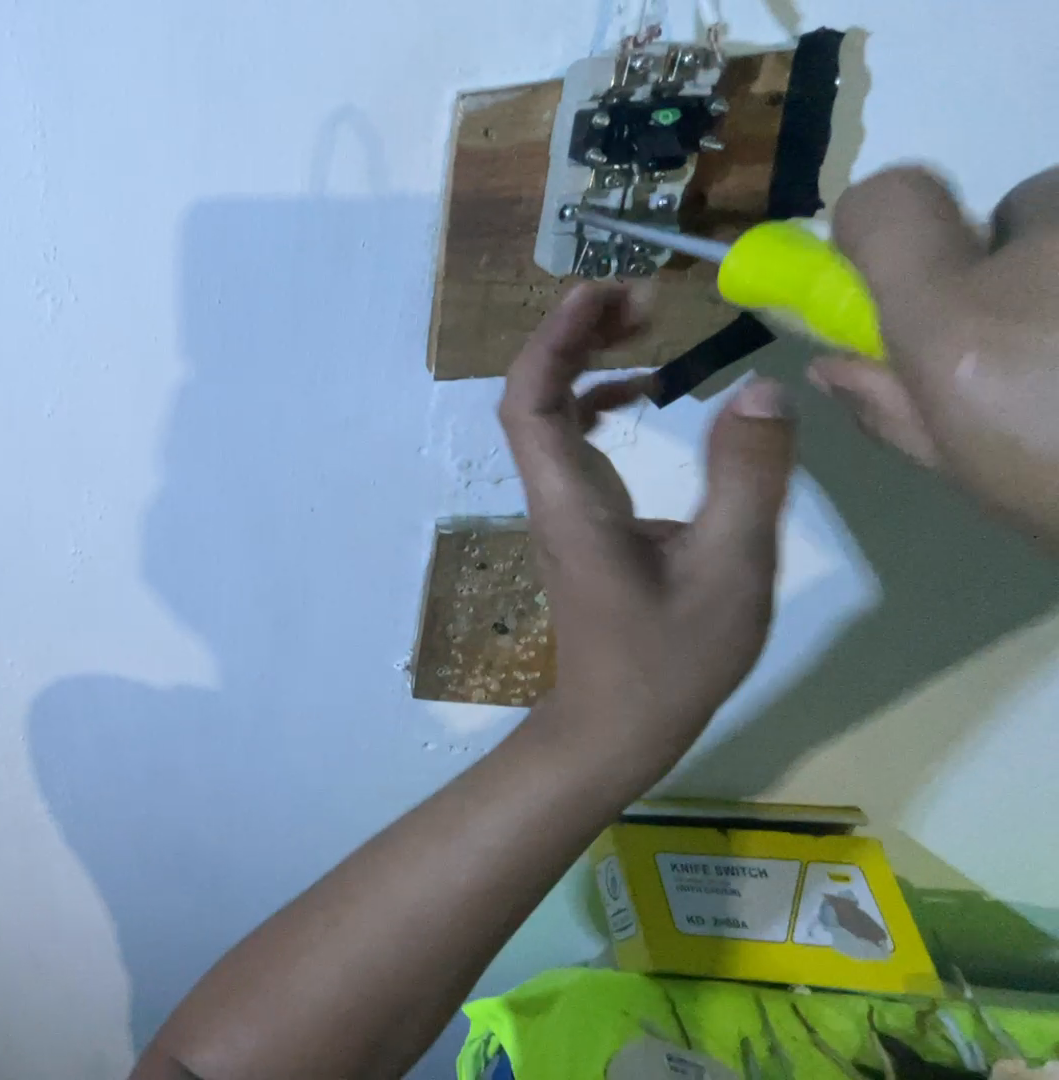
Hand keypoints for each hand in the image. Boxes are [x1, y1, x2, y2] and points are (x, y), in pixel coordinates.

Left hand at [500, 285, 796, 784]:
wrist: (616, 717)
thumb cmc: (669, 656)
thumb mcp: (730, 569)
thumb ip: (746, 479)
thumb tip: (760, 391)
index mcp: (571, 501)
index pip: (529, 404)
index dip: (552, 343)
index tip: (599, 294)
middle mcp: (551, 495)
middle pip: (530, 400)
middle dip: (569, 340)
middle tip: (637, 301)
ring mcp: (559, 507)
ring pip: (546, 420)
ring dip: (582, 367)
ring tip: (644, 329)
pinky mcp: (577, 519)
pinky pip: (569, 445)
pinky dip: (595, 406)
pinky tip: (642, 396)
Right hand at [808, 165, 1058, 542]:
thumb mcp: (960, 463)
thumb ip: (887, 402)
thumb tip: (839, 362)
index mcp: (961, 319)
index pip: (890, 203)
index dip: (877, 223)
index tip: (885, 267)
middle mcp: (1053, 256)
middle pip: (1024, 203)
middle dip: (1022, 253)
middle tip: (1040, 324)